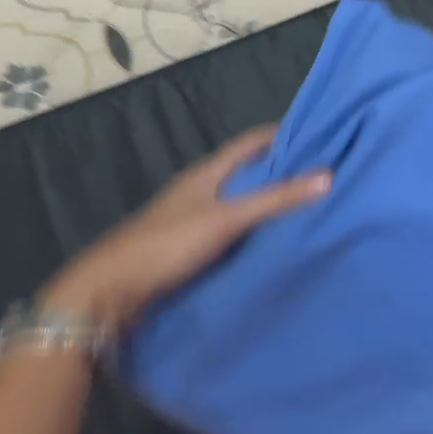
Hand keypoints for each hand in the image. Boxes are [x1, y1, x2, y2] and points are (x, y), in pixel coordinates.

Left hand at [38, 125, 330, 334]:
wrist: (104, 298)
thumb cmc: (165, 245)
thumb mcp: (227, 219)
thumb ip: (277, 199)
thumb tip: (329, 175)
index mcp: (206, 174)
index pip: (252, 142)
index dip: (284, 135)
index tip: (321, 135)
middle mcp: (200, 192)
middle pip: (248, 172)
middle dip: (283, 170)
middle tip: (324, 171)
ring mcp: (192, 222)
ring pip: (240, 204)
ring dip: (269, 203)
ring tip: (309, 205)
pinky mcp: (189, 251)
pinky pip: (233, 232)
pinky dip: (256, 231)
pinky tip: (276, 241)